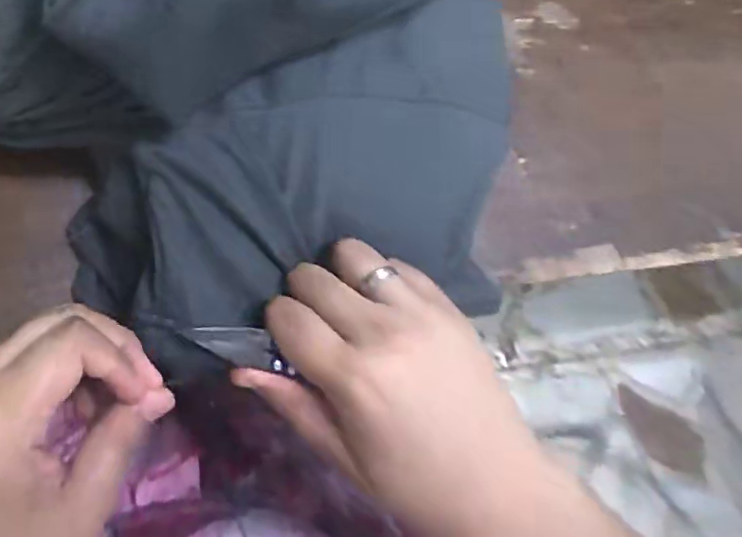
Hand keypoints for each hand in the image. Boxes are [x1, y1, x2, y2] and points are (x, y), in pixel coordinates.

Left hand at [0, 305, 175, 536]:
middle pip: (64, 320)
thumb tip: (158, 395)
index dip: (122, 360)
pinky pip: (34, 348)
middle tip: (147, 385)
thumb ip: (117, 443)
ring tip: (125, 395)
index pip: (76, 338)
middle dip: (114, 344)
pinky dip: (71, 362)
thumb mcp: (74, 512)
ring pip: (50, 327)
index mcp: (4, 398)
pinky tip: (90, 403)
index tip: (151, 397)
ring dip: (95, 350)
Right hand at [234, 239, 627, 536]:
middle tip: (318, 323)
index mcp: (353, 378)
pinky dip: (381, 277)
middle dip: (302, 295)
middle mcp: (382, 333)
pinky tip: (387, 307)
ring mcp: (418, 312)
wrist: (502, 488)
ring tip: (349, 302)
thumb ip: (290, 403)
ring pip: (352, 252)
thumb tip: (239, 366)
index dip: (277, 323)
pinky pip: (396, 263)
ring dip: (339, 272)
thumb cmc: (412, 481)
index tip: (288, 339)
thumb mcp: (343, 456)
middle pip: (311, 276)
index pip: (286, 315)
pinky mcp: (446, 304)